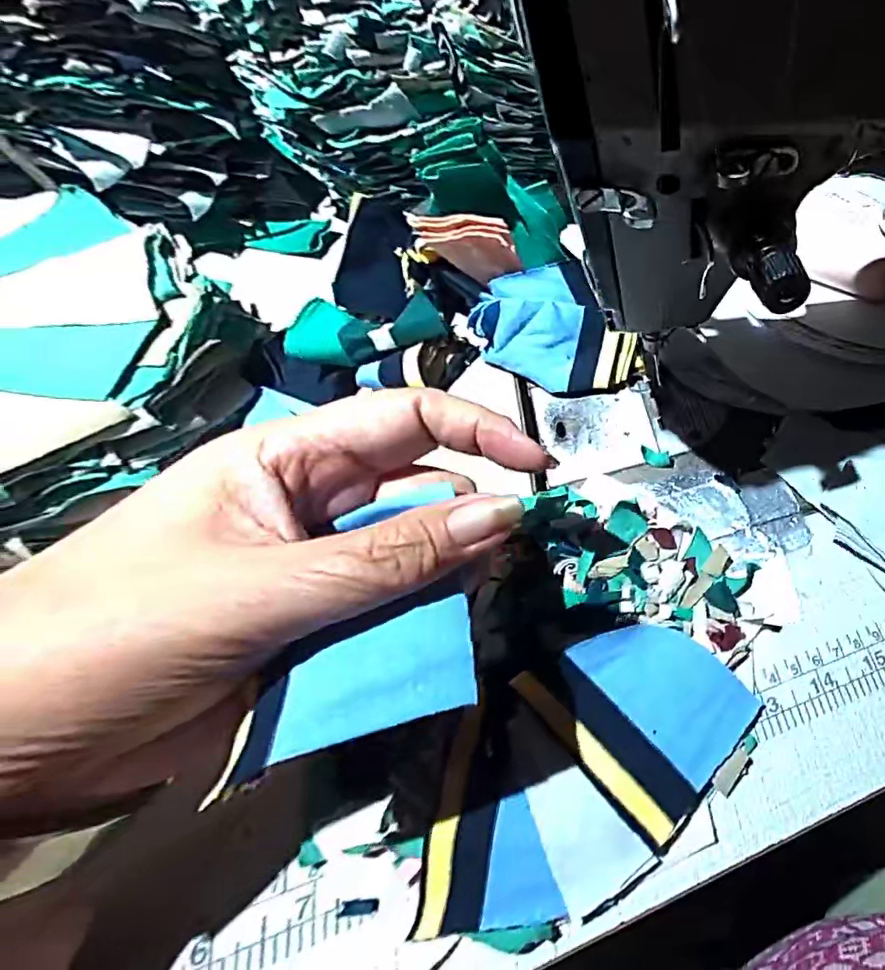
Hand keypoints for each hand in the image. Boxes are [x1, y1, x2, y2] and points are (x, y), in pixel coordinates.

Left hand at [0, 389, 549, 827]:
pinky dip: (436, 614)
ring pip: (436, 548)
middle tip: (495, 563)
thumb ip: (396, 555)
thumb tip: (511, 514)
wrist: (5, 755)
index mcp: (290, 462)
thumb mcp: (263, 589)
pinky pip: (417, 599)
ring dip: (457, 575)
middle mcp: (323, 502)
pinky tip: (431, 634)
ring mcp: (335, 561)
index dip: (482, 431)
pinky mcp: (341, 615)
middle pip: (435, 489)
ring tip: (449, 610)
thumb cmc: (107, 636)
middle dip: (475, 520)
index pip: (410, 419)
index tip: (540, 467)